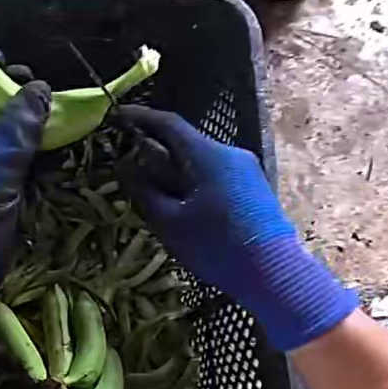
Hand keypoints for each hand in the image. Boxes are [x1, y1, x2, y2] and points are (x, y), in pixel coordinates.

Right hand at [115, 105, 357, 350]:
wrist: (272, 272)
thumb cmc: (216, 246)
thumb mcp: (169, 221)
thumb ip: (143, 189)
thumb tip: (124, 165)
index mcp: (208, 155)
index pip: (168, 124)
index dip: (139, 117)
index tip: (115, 116)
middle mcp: (229, 154)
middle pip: (184, 143)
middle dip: (154, 151)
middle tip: (127, 161)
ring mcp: (245, 170)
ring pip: (198, 161)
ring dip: (172, 170)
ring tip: (151, 189)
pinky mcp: (252, 188)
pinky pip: (213, 175)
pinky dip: (190, 182)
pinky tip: (179, 203)